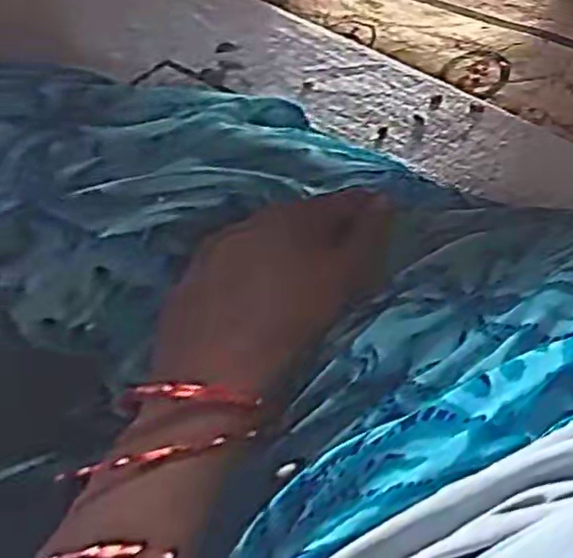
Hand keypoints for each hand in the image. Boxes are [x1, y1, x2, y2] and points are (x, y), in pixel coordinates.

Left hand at [148, 189, 389, 399]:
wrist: (214, 375)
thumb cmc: (298, 313)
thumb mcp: (352, 269)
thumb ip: (372, 229)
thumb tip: (383, 199)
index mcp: (295, 213)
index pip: (347, 198)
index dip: (370, 209)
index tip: (382, 228)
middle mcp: (251, 220)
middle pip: (304, 214)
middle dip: (328, 226)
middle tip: (347, 252)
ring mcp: (213, 249)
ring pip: (269, 235)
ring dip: (291, 245)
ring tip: (306, 272)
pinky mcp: (189, 278)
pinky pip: (239, 258)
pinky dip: (259, 265)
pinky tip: (267, 290)